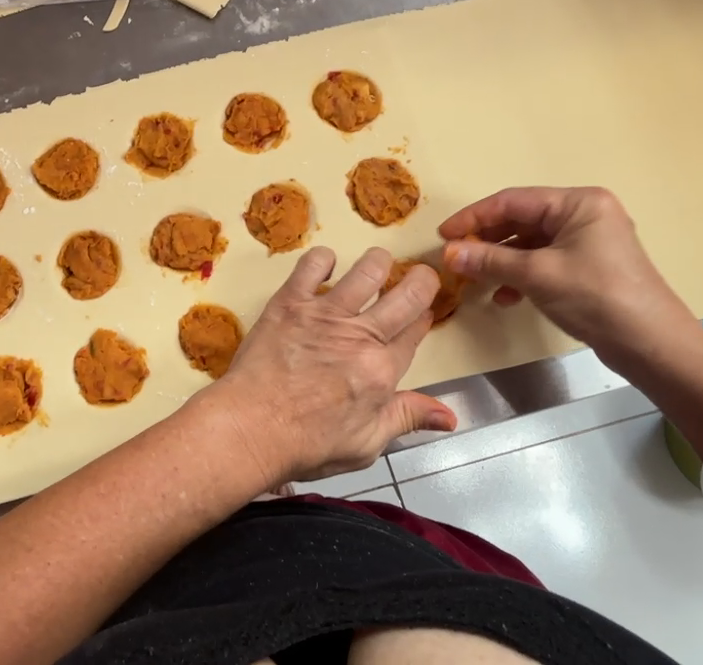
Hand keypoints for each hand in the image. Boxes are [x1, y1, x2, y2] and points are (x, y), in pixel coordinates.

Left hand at [197, 247, 457, 486]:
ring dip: (379, 262)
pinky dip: (323, 259)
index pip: (416, 331)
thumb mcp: (366, 444)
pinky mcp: (290, 302)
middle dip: (422, 280)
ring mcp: (325, 314)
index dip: (425, 317)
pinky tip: (326, 266)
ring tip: (378, 264)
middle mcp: (361, 335)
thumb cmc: (307, 444)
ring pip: (368, 269)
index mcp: (383, 370)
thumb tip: (450, 416)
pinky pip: (313, 264)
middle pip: (408, 294)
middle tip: (419, 275)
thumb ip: (406, 419)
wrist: (252, 426)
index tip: (425, 311)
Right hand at [439, 187, 702, 371]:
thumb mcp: (536, 275)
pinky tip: (505, 297)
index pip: (512, 201)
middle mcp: (585, 214)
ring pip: (529, 243)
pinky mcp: (589, 267)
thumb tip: (447, 254)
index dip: (473, 217)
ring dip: (500, 260)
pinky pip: (543, 261)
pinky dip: (520, 275)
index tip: (443, 235)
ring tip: (475, 278)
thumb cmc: (597, 298)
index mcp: (578, 203)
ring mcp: (589, 241)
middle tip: (455, 257)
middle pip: (520, 220)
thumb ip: (489, 260)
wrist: (654, 347)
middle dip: (486, 240)